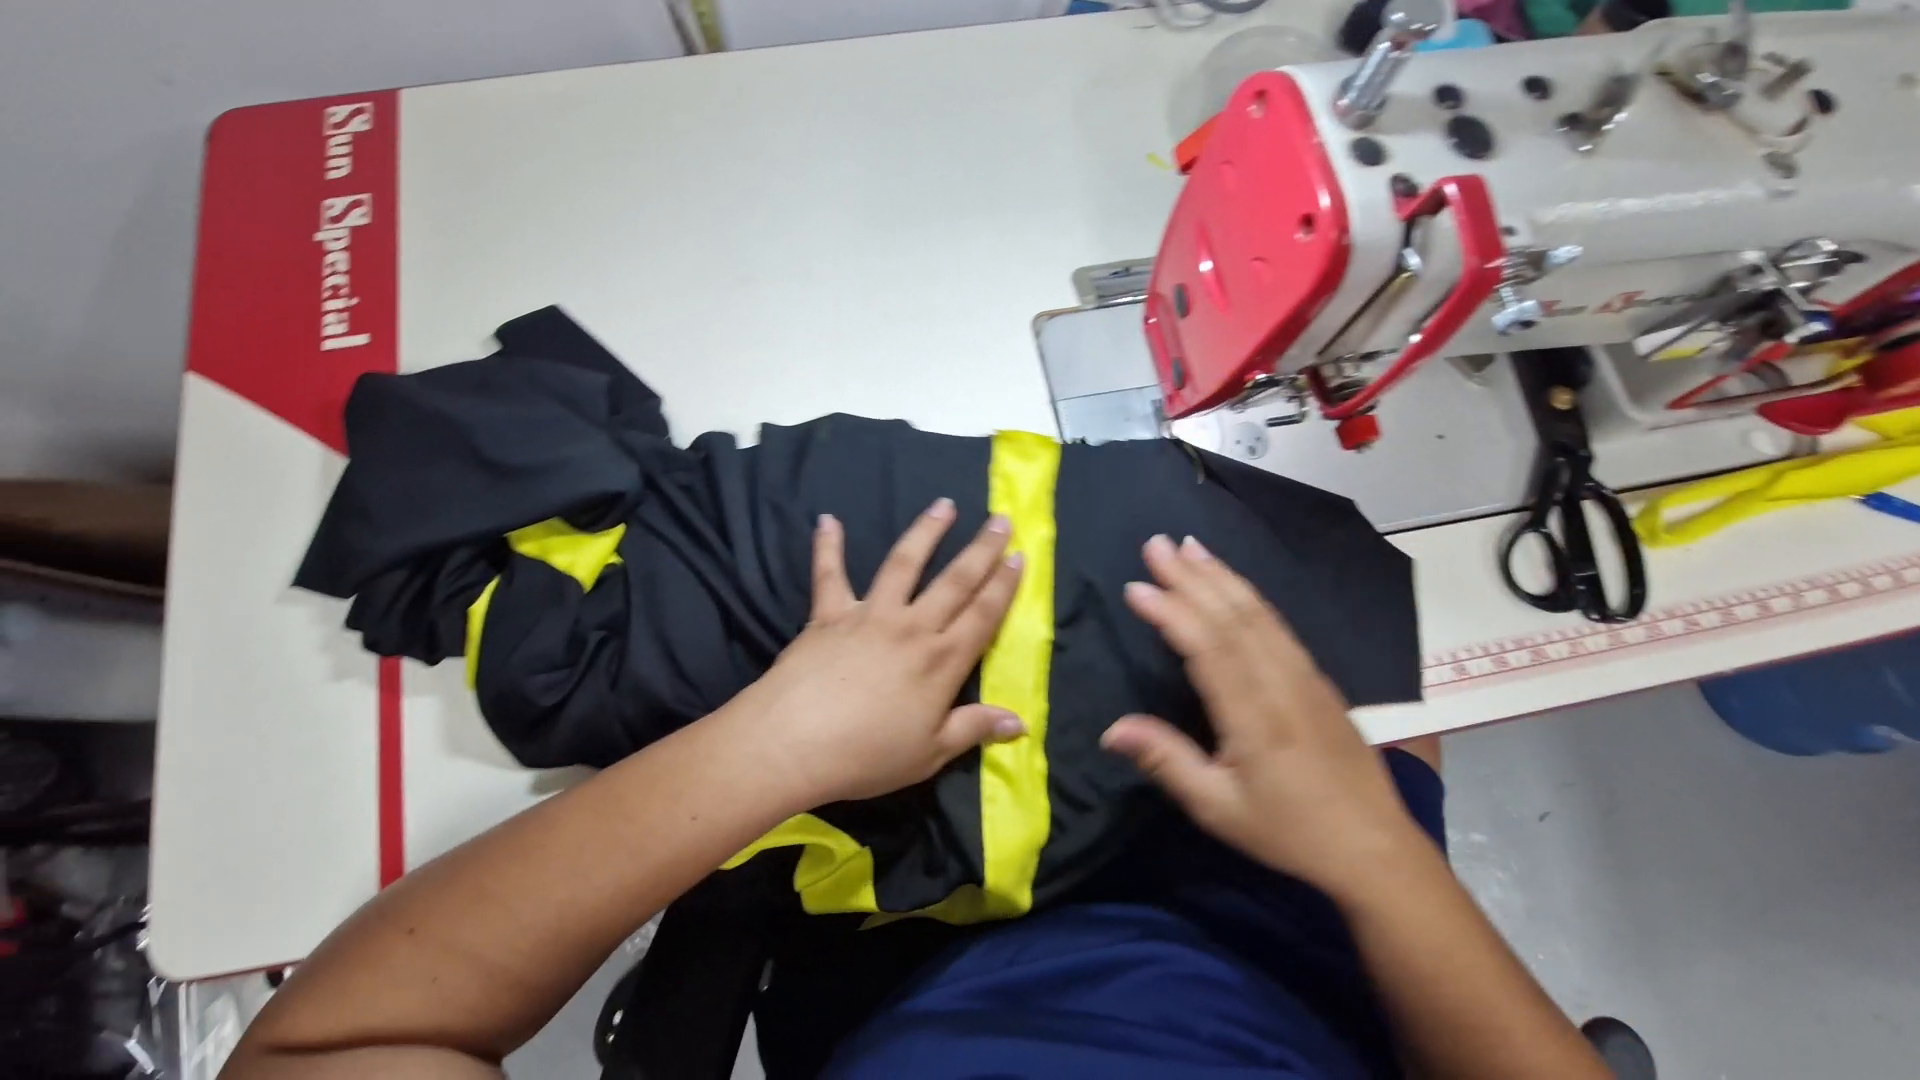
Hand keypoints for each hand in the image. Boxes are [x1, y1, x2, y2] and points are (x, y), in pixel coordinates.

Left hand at [720, 498, 1026, 806]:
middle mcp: (911, 628)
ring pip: (904, 564)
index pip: (982, 616)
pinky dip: (828, 546)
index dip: (1004, 586)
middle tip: (1000, 519)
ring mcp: (869, 615)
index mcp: (941, 661)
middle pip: (954, 581)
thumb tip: (1021, 722)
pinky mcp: (828, 615)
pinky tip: (828, 520)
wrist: (793, 742)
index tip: (1019, 556)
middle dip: (981, 550)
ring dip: (926, 532)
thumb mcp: (930, 753)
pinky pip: (829, 574)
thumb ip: (974, 729)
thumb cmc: (867, 754)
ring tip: (944, 506)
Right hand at [1100, 534, 1428, 899]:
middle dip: (1191, 577)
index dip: (1171, 612)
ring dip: (1222, 577)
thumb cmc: (1288, 831)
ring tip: (1191, 546)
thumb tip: (1111, 729)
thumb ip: (1166, 761)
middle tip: (1156, 543)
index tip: (1137, 586)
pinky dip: (1251, 597)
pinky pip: (1279, 626)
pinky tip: (1235, 586)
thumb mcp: (1217, 808)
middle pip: (1232, 617)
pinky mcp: (1319, 681)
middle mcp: (1281, 684)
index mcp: (1253, 715)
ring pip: (1259, 614)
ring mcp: (1305, 678)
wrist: (1374, 847)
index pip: (1207, 647)